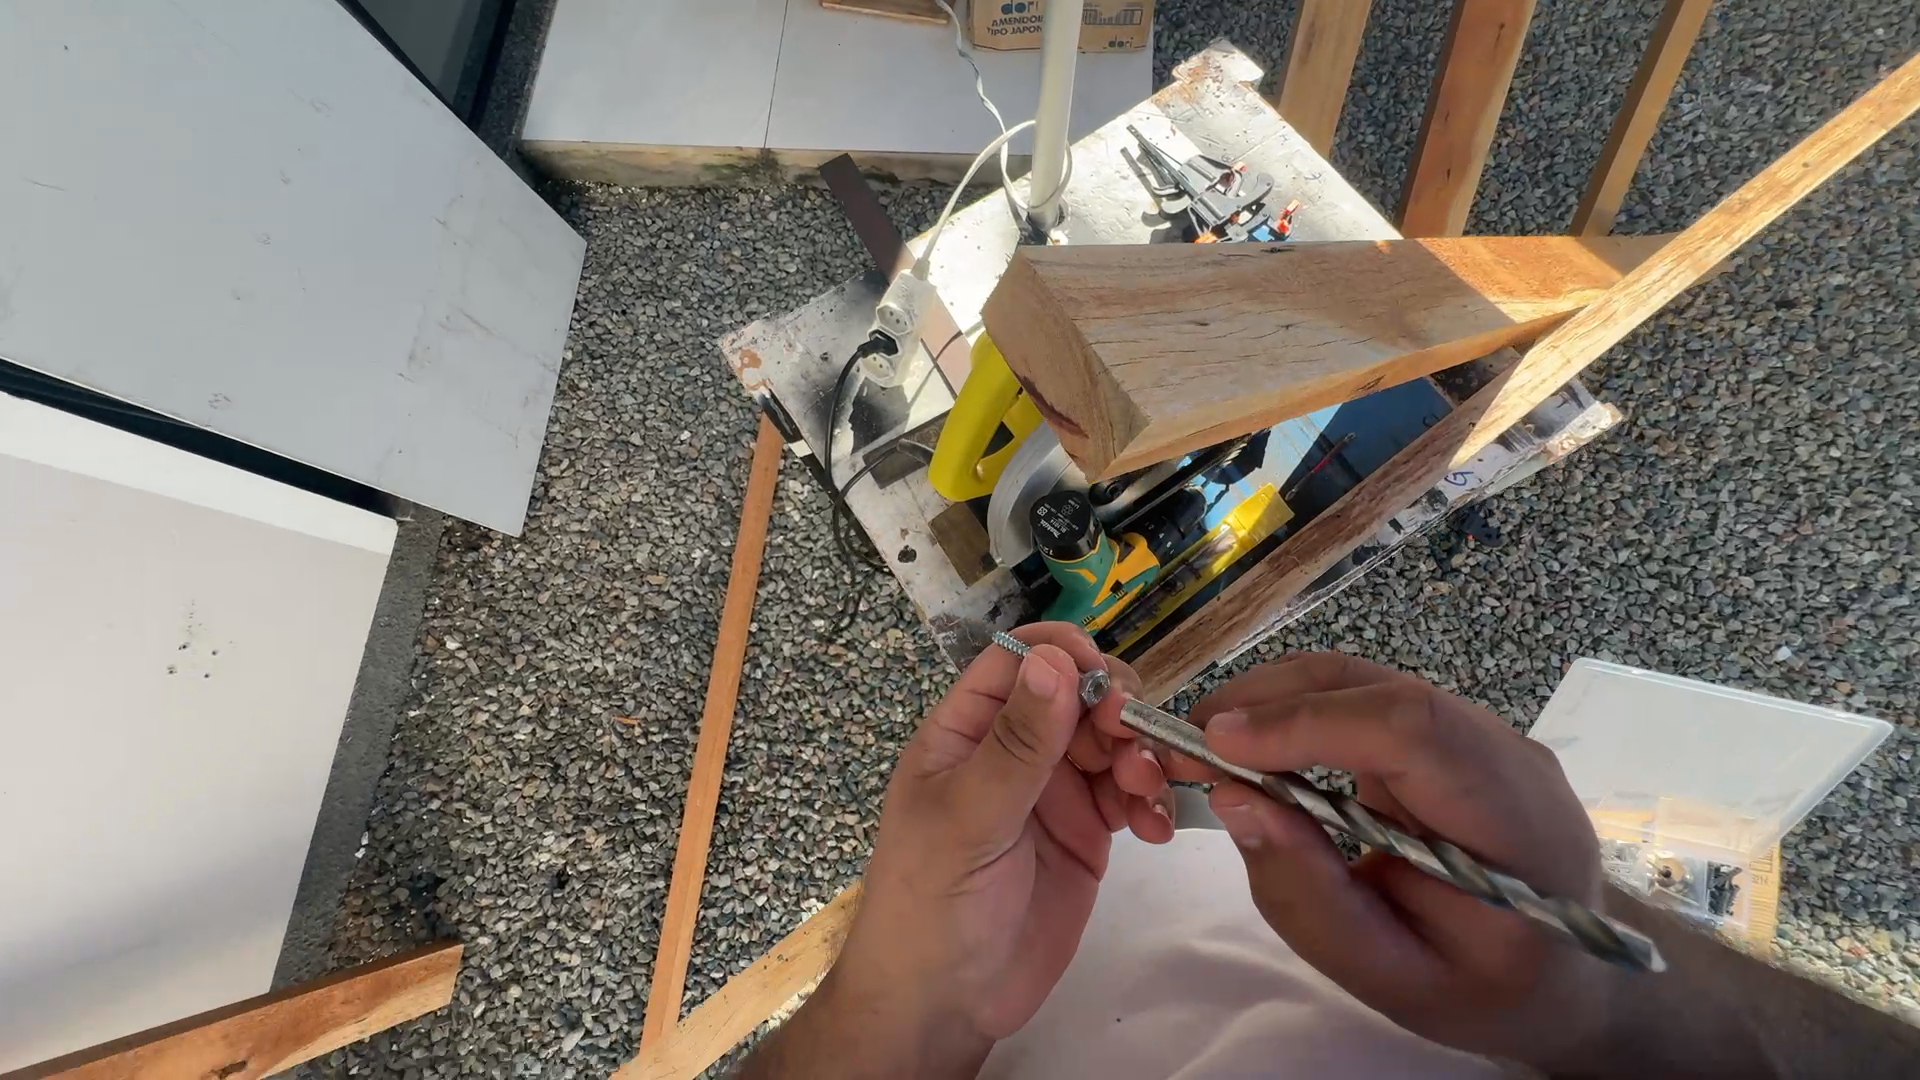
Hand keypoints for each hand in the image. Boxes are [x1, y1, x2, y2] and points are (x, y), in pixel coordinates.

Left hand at [820, 623, 1172, 1070]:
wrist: (948, 1003)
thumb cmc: (933, 900)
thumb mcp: (969, 817)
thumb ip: (1016, 742)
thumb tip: (1054, 659)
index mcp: (968, 728)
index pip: (1016, 659)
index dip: (1062, 654)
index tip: (1105, 677)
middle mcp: (1013, 746)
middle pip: (1075, 693)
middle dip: (1112, 708)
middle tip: (1133, 743)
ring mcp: (1052, 786)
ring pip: (1108, 738)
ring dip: (1138, 753)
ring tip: (1143, 792)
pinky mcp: (1086, 828)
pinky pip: (1127, 791)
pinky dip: (1149, 798)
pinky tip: (1153, 829)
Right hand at [1174, 653, 1618, 1069]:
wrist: (1559, 969)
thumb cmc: (1481, 985)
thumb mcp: (1389, 976)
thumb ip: (1309, 898)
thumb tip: (1232, 798)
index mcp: (1515, 818)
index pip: (1409, 728)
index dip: (1304, 723)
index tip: (1218, 749)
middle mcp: (1497, 747)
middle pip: (1368, 684)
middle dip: (1264, 701)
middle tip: (1187, 744)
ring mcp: (1466, 724)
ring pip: (1350, 677)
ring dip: (1265, 697)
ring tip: (1207, 743)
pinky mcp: (1432, 721)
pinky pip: (1348, 691)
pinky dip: (1284, 705)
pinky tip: (1250, 743)